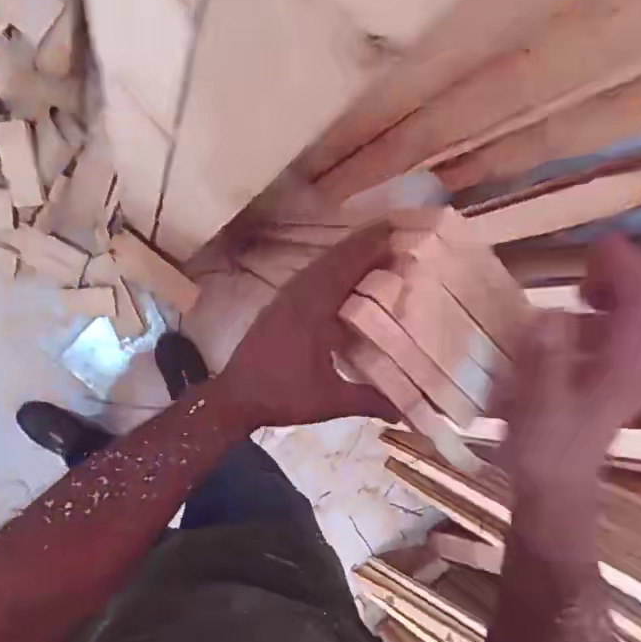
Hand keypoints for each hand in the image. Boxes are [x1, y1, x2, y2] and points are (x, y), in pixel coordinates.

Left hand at [208, 224, 400, 430]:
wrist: (235, 398)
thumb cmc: (281, 396)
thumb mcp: (329, 401)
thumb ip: (368, 401)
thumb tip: (405, 410)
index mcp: (311, 311)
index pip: (345, 269)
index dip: (370, 251)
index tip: (397, 238)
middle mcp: (296, 297)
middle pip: (332, 260)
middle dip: (361, 243)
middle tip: (390, 231)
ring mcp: (283, 300)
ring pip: (317, 266)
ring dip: (343, 254)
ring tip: (371, 246)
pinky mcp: (275, 308)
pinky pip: (306, 278)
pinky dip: (327, 268)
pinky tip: (338, 274)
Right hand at [497, 233, 640, 499]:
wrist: (556, 492)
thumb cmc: (544, 450)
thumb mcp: (537, 403)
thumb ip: (546, 356)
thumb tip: (551, 313)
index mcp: (622, 369)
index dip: (628, 268)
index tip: (599, 244)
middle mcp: (636, 368)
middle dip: (628, 274)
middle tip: (590, 259)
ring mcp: (627, 379)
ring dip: (618, 294)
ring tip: (581, 284)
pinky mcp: (613, 387)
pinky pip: (623, 339)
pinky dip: (606, 318)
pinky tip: (574, 323)